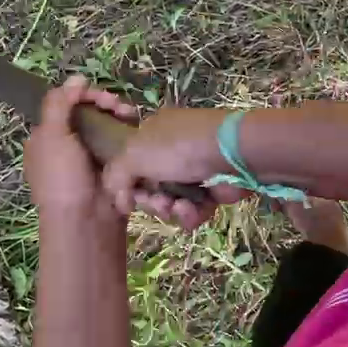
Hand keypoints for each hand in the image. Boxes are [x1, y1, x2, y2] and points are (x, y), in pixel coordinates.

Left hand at [25, 76, 136, 220]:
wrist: (86, 222)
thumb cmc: (62, 179)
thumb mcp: (52, 137)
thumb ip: (59, 104)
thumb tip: (76, 78)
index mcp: (46, 137)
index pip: (66, 103)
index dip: (85, 96)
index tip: (101, 97)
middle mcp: (68, 144)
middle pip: (89, 111)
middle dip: (106, 103)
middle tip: (120, 107)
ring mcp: (91, 155)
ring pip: (107, 123)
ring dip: (120, 115)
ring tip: (132, 116)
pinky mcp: (113, 165)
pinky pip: (121, 140)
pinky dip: (129, 132)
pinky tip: (137, 129)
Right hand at [100, 107, 245, 230]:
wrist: (231, 154)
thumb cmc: (179, 148)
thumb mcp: (135, 154)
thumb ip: (116, 175)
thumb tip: (120, 200)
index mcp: (152, 133)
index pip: (130, 163)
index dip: (127, 184)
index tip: (128, 197)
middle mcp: (171, 150)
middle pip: (148, 187)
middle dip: (151, 200)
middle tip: (159, 201)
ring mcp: (192, 170)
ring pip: (169, 202)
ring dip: (170, 209)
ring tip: (179, 206)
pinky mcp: (210, 189)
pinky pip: (191, 210)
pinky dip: (190, 213)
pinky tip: (193, 209)